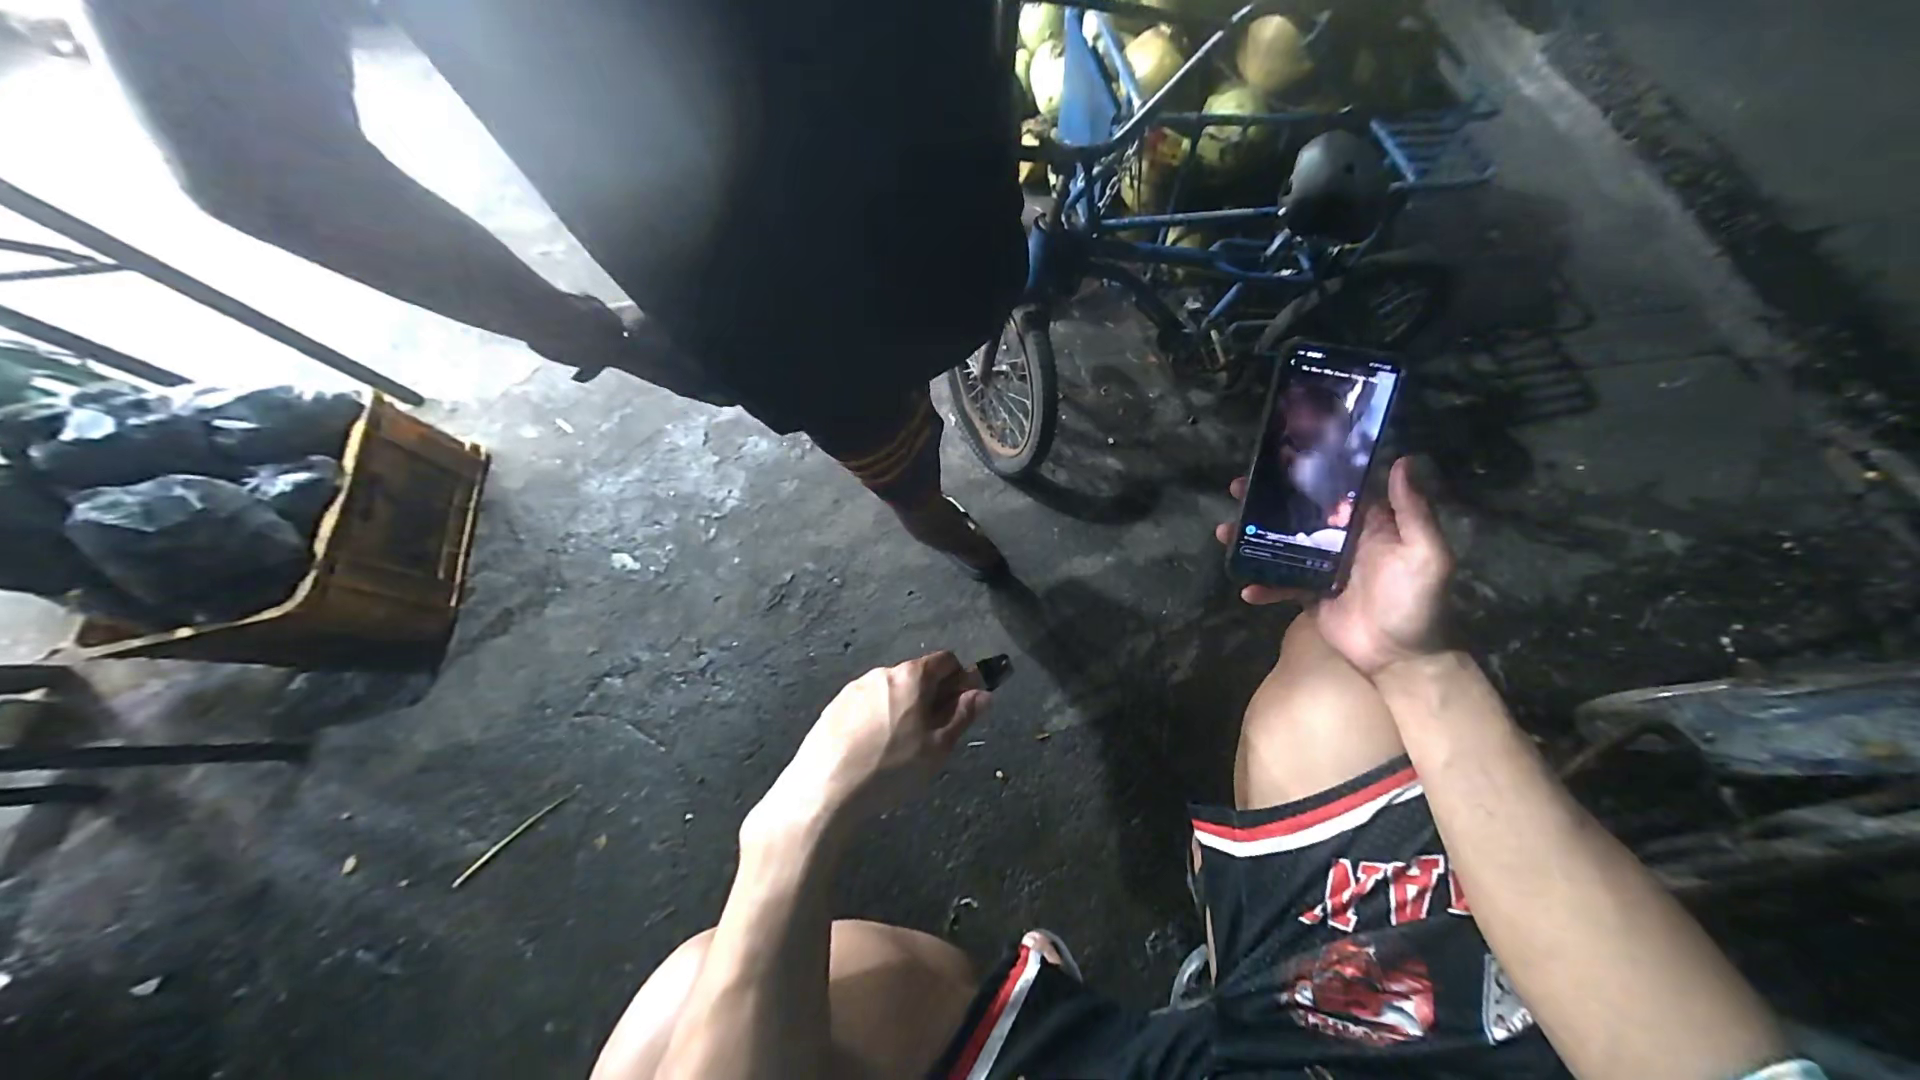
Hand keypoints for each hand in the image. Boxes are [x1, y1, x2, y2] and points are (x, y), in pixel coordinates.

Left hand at [757, 652, 990, 831]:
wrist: (824, 790)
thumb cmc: (890, 769)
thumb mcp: (938, 747)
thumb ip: (963, 716)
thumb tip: (982, 694)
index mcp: (910, 676)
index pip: (946, 661)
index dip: (961, 681)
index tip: (962, 708)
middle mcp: (881, 673)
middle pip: (917, 676)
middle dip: (931, 699)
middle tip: (932, 736)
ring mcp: (853, 689)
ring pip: (890, 692)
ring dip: (903, 710)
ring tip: (899, 750)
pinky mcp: (833, 708)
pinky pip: (866, 706)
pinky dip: (877, 719)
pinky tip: (872, 752)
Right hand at [1215, 458, 1452, 674]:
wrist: (1403, 658)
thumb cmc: (1418, 603)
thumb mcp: (1426, 554)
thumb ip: (1413, 511)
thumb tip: (1402, 460)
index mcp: (1369, 525)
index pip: (1334, 491)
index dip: (1306, 474)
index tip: (1276, 461)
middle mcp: (1341, 541)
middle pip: (1298, 515)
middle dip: (1266, 502)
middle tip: (1236, 490)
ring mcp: (1321, 569)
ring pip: (1281, 546)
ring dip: (1252, 539)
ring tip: (1224, 533)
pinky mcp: (1310, 595)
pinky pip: (1280, 585)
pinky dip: (1263, 586)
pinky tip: (1246, 589)